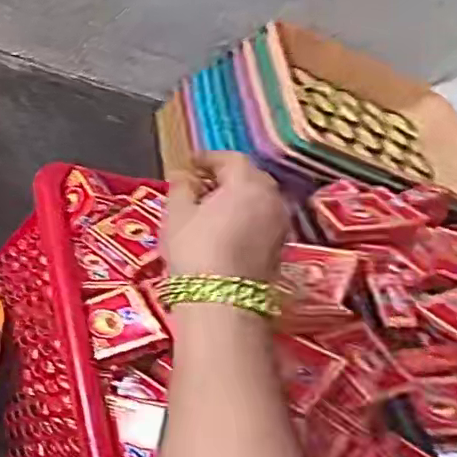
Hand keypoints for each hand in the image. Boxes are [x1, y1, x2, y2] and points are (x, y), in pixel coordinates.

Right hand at [161, 151, 289, 282]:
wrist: (221, 298)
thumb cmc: (194, 248)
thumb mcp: (176, 214)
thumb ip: (181, 188)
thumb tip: (183, 175)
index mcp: (247, 184)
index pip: (231, 159)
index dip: (208, 158)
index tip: (188, 164)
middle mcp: (272, 198)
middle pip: (250, 177)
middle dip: (224, 176)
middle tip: (197, 183)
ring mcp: (280, 223)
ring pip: (258, 198)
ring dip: (235, 196)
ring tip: (206, 206)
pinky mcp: (279, 244)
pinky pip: (261, 217)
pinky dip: (243, 214)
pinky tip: (221, 226)